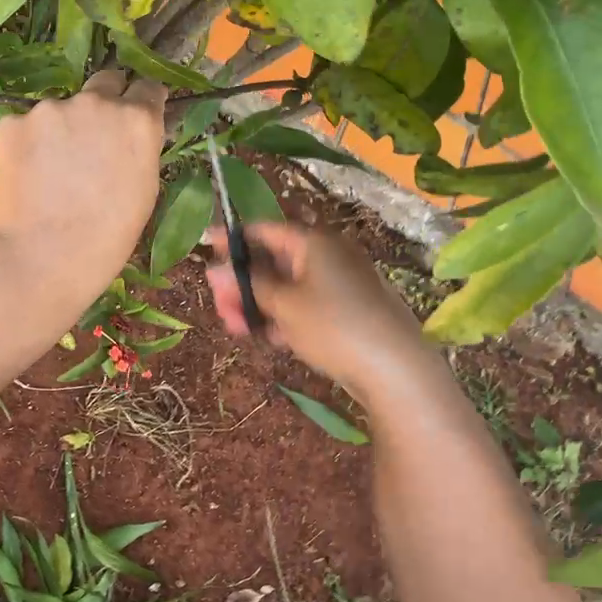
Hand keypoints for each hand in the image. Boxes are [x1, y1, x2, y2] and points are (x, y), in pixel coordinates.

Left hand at [0, 70, 167, 311]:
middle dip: (102, 102)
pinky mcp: (12, 122)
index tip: (132, 113)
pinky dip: (25, 144)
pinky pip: (23, 127)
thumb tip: (126, 135)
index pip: (145, 88)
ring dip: (58, 129)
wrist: (41, 255)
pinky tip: (25, 176)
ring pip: (59, 110)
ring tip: (50, 173)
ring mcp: (50, 109)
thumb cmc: (105, 238)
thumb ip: (137, 149)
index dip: (139, 100)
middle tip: (90, 138)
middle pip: (104, 83)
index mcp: (137, 120)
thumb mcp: (143, 190)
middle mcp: (96, 102)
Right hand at [206, 223, 447, 407]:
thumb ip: (246, 283)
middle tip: (221, 307)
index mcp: (313, 243)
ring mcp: (340, 284)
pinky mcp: (347, 311)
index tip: (204, 247)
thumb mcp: (281, 303)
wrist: (398, 372)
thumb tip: (215, 269)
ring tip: (241, 330)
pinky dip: (283, 316)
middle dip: (241, 283)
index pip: (263, 229)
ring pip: (285, 286)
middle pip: (271, 261)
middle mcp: (328, 256)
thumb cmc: (334, 327)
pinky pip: (304, 305)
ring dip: (258, 304)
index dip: (232, 238)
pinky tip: (272, 339)